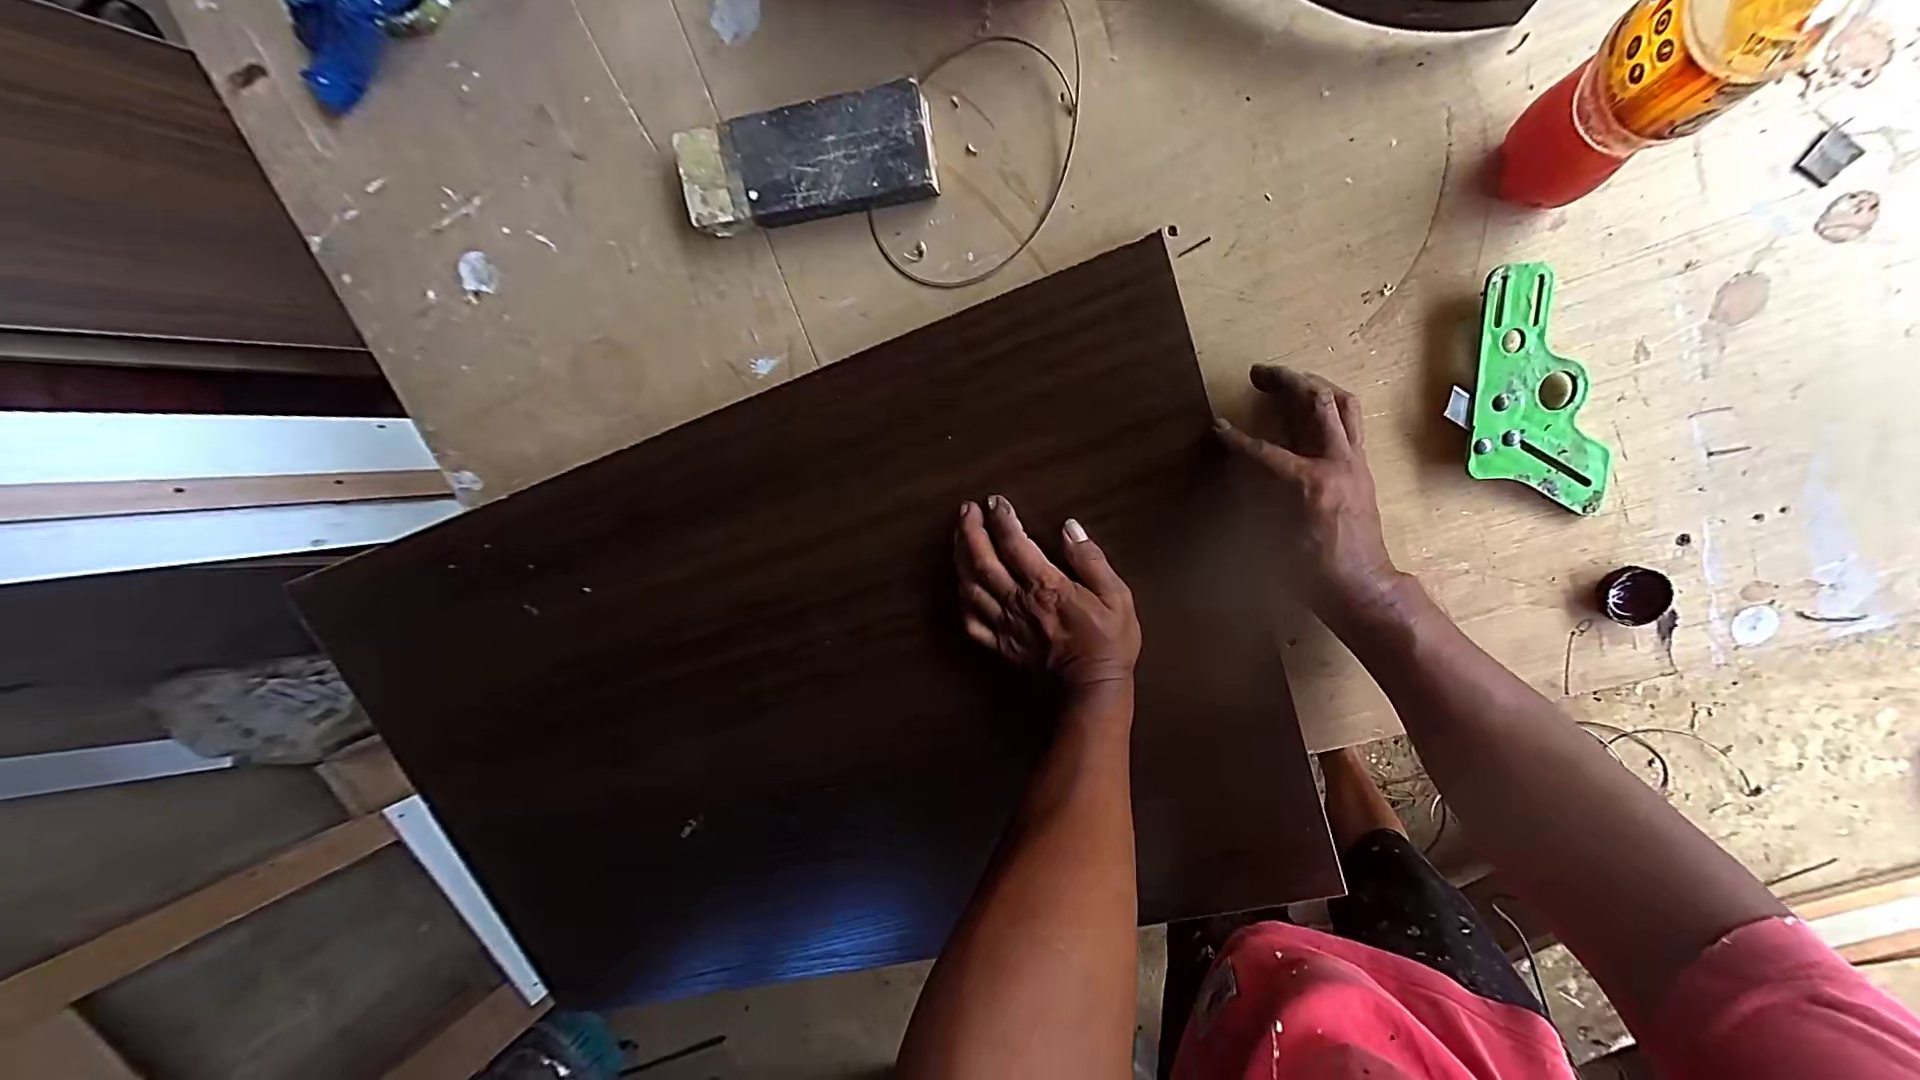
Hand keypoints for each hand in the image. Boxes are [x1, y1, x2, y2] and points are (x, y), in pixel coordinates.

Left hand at [955, 495, 1140, 693]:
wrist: (1090, 693)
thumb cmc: (1107, 645)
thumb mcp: (1115, 597)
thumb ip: (1090, 559)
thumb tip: (1070, 528)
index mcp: (1045, 586)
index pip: (1014, 543)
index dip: (1002, 519)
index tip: (995, 501)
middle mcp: (1017, 601)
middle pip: (982, 560)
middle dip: (970, 530)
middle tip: (967, 510)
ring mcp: (1004, 624)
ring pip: (970, 586)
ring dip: (960, 557)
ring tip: (958, 536)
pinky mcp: (999, 645)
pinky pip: (970, 620)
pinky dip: (961, 599)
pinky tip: (961, 585)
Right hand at [1212, 365, 1403, 617]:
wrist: (1360, 585)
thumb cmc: (1310, 571)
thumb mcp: (1270, 537)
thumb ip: (1251, 498)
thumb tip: (1234, 469)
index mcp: (1310, 482)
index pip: (1263, 450)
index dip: (1235, 439)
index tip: (1216, 426)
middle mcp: (1337, 462)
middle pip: (1315, 402)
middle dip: (1285, 381)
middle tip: (1259, 372)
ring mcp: (1354, 461)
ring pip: (1342, 404)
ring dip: (1314, 385)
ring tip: (1289, 381)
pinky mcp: (1361, 467)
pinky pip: (1349, 422)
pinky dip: (1330, 406)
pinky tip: (1313, 410)